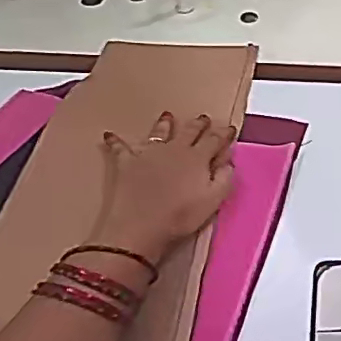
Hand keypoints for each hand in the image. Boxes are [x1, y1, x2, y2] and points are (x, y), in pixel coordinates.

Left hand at [90, 113, 235, 262]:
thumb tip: (227, 162)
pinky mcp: (127, 162)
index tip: (230, 128)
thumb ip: (224, 178)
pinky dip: (116, 141)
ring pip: (159, 132)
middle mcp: (174, 149)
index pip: (214, 140)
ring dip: (165, 124)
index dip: (224, 134)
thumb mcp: (213, 200)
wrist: (140, 225)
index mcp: (197, 158)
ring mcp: (149, 153)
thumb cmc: (180, 216)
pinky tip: (110, 135)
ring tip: (168, 116)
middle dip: (199, 124)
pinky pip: (120, 147)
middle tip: (204, 119)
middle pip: (189, 131)